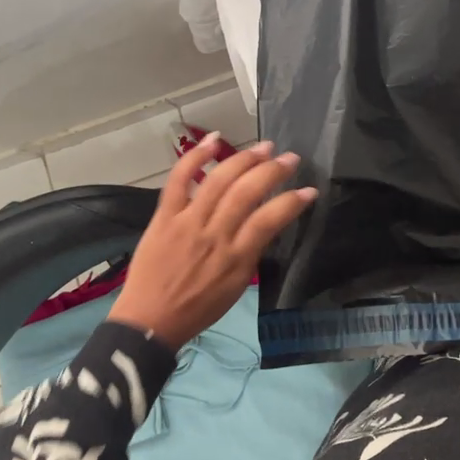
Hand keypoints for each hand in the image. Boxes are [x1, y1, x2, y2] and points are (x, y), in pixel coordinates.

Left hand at [107, 135, 316, 347]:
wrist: (150, 320)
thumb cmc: (198, 308)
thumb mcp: (237, 286)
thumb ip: (251, 253)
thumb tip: (264, 223)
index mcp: (236, 257)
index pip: (269, 220)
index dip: (293, 201)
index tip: (310, 190)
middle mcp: (214, 235)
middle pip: (246, 192)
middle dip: (273, 170)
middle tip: (290, 158)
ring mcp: (187, 222)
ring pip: (218, 180)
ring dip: (244, 158)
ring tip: (264, 147)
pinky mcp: (164, 216)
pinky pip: (179, 180)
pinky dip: (195, 157)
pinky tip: (214, 139)